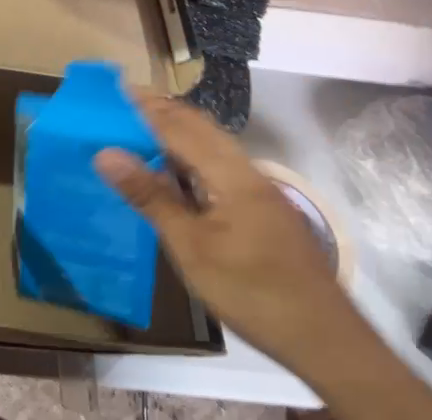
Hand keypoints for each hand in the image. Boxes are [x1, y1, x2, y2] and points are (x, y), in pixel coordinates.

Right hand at [94, 91, 366, 377]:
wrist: (326, 343)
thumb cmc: (252, 291)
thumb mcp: (191, 247)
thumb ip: (150, 196)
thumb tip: (105, 152)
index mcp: (233, 177)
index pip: (180, 127)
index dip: (145, 107)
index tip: (111, 89)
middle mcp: (249, 175)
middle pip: (202, 128)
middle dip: (161, 111)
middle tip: (119, 102)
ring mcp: (261, 194)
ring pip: (213, 147)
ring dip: (176, 131)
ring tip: (136, 128)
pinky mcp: (264, 213)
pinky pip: (220, 167)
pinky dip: (189, 155)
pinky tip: (172, 172)